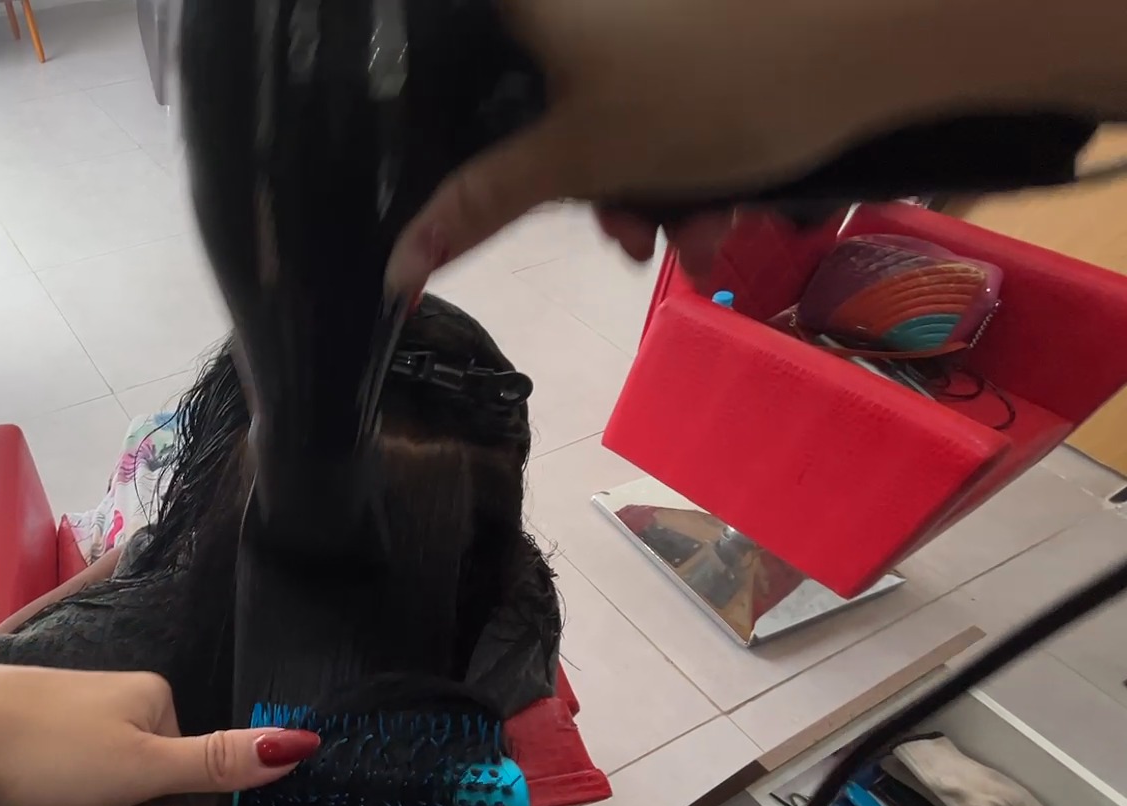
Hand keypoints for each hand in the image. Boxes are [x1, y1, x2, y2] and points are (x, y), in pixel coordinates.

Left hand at [0, 665, 318, 805]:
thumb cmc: (51, 751)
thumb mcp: (143, 767)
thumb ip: (219, 762)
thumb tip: (306, 743)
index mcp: (150, 701)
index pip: (176, 780)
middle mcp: (113, 701)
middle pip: (129, 790)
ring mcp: (67, 716)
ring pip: (85, 797)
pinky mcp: (26, 732)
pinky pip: (47, 787)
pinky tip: (2, 804)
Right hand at [386, 0, 962, 293]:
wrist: (920, 19)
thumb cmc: (717, 81)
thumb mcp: (579, 157)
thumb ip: (476, 208)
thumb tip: (394, 269)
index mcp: (536, 7)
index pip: (457, 77)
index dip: (463, 150)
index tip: (502, 197)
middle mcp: (583, 5)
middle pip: (542, 109)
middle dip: (589, 190)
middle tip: (625, 235)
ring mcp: (647, 16)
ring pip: (614, 111)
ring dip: (647, 191)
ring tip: (697, 233)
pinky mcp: (703, 27)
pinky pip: (667, 98)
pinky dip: (689, 155)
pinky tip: (725, 202)